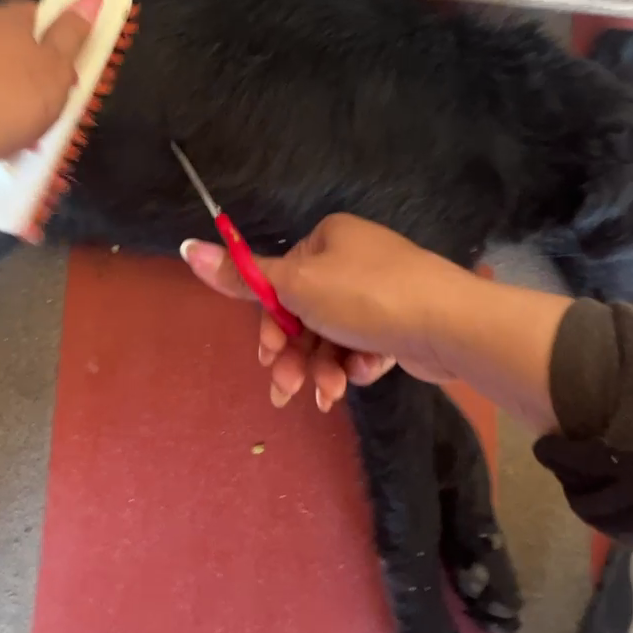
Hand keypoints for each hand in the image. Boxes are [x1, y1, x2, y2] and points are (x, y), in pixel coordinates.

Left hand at [0, 0, 100, 214]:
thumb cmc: (12, 98)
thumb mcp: (57, 69)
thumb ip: (72, 35)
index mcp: (6, 16)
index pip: (37, 10)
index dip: (55, 34)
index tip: (66, 63)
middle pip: (9, 40)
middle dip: (30, 65)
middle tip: (48, 99)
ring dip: (4, 88)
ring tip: (19, 125)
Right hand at [179, 214, 488, 411]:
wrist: (449, 324)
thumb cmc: (364, 296)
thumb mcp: (295, 285)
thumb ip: (242, 276)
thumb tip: (184, 247)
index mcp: (326, 240)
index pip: (280, 282)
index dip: (270, 323)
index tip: (268, 355)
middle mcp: (352, 260)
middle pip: (305, 313)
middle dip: (296, 354)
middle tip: (290, 390)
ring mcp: (379, 292)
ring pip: (333, 335)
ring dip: (324, 367)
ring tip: (330, 393)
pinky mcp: (400, 323)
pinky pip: (363, 345)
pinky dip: (358, 364)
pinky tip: (364, 374)